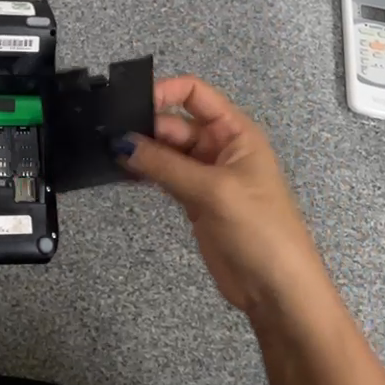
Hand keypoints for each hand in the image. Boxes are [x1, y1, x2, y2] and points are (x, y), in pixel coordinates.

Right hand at [117, 75, 321, 315]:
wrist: (278, 293)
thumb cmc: (260, 230)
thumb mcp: (214, 191)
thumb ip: (165, 165)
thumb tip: (121, 143)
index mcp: (235, 131)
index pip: (194, 93)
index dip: (164, 91)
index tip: (131, 103)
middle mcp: (219, 146)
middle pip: (174, 122)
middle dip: (144, 125)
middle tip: (108, 134)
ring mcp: (205, 174)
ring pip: (165, 150)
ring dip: (141, 150)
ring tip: (107, 151)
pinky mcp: (193, 200)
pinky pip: (162, 175)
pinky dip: (143, 172)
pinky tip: (120, 172)